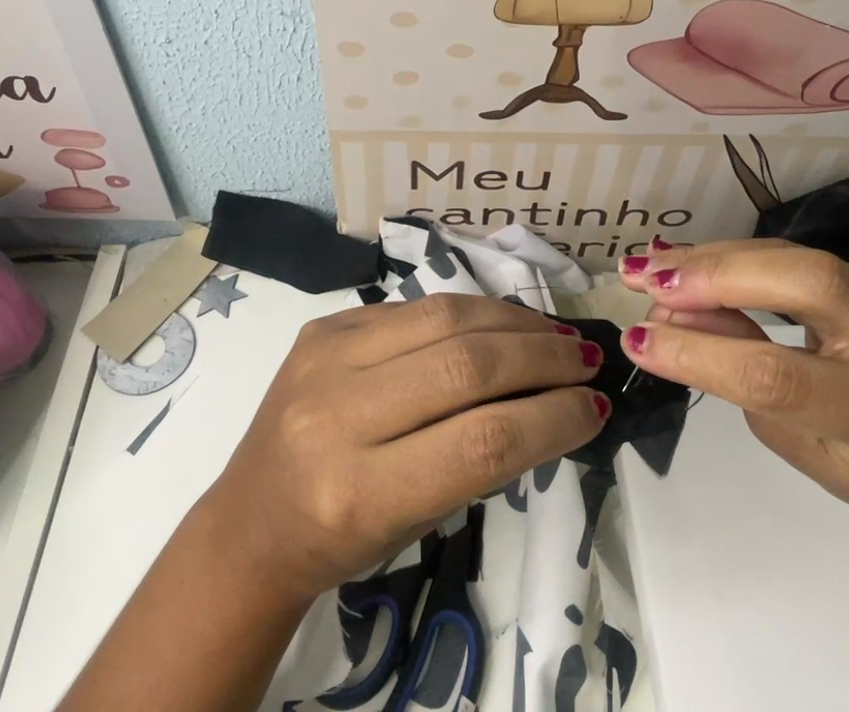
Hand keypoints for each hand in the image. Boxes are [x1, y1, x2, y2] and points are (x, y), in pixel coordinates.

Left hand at [201, 294, 609, 600]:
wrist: (252, 522)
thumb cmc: (342, 541)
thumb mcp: (419, 520)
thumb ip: (483, 458)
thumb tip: (559, 398)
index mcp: (360, 491)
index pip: (481, 441)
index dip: (553, 419)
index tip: (597, 408)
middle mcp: (336, 416)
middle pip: (466, 367)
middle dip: (544, 360)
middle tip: (589, 362)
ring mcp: (322, 360)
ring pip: (445, 319)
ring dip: (516, 324)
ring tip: (558, 338)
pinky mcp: (321, 328)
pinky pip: (415, 307)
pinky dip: (473, 313)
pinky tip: (505, 324)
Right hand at [617, 240, 848, 525]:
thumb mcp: (794, 446)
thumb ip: (741, 384)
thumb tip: (669, 326)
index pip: (779, 375)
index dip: (701, 353)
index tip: (636, 340)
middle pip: (807, 283)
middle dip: (718, 278)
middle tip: (647, 282)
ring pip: (797, 256)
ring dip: (714, 259)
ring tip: (646, 266)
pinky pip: (795, 256)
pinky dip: (734, 257)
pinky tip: (685, 260)